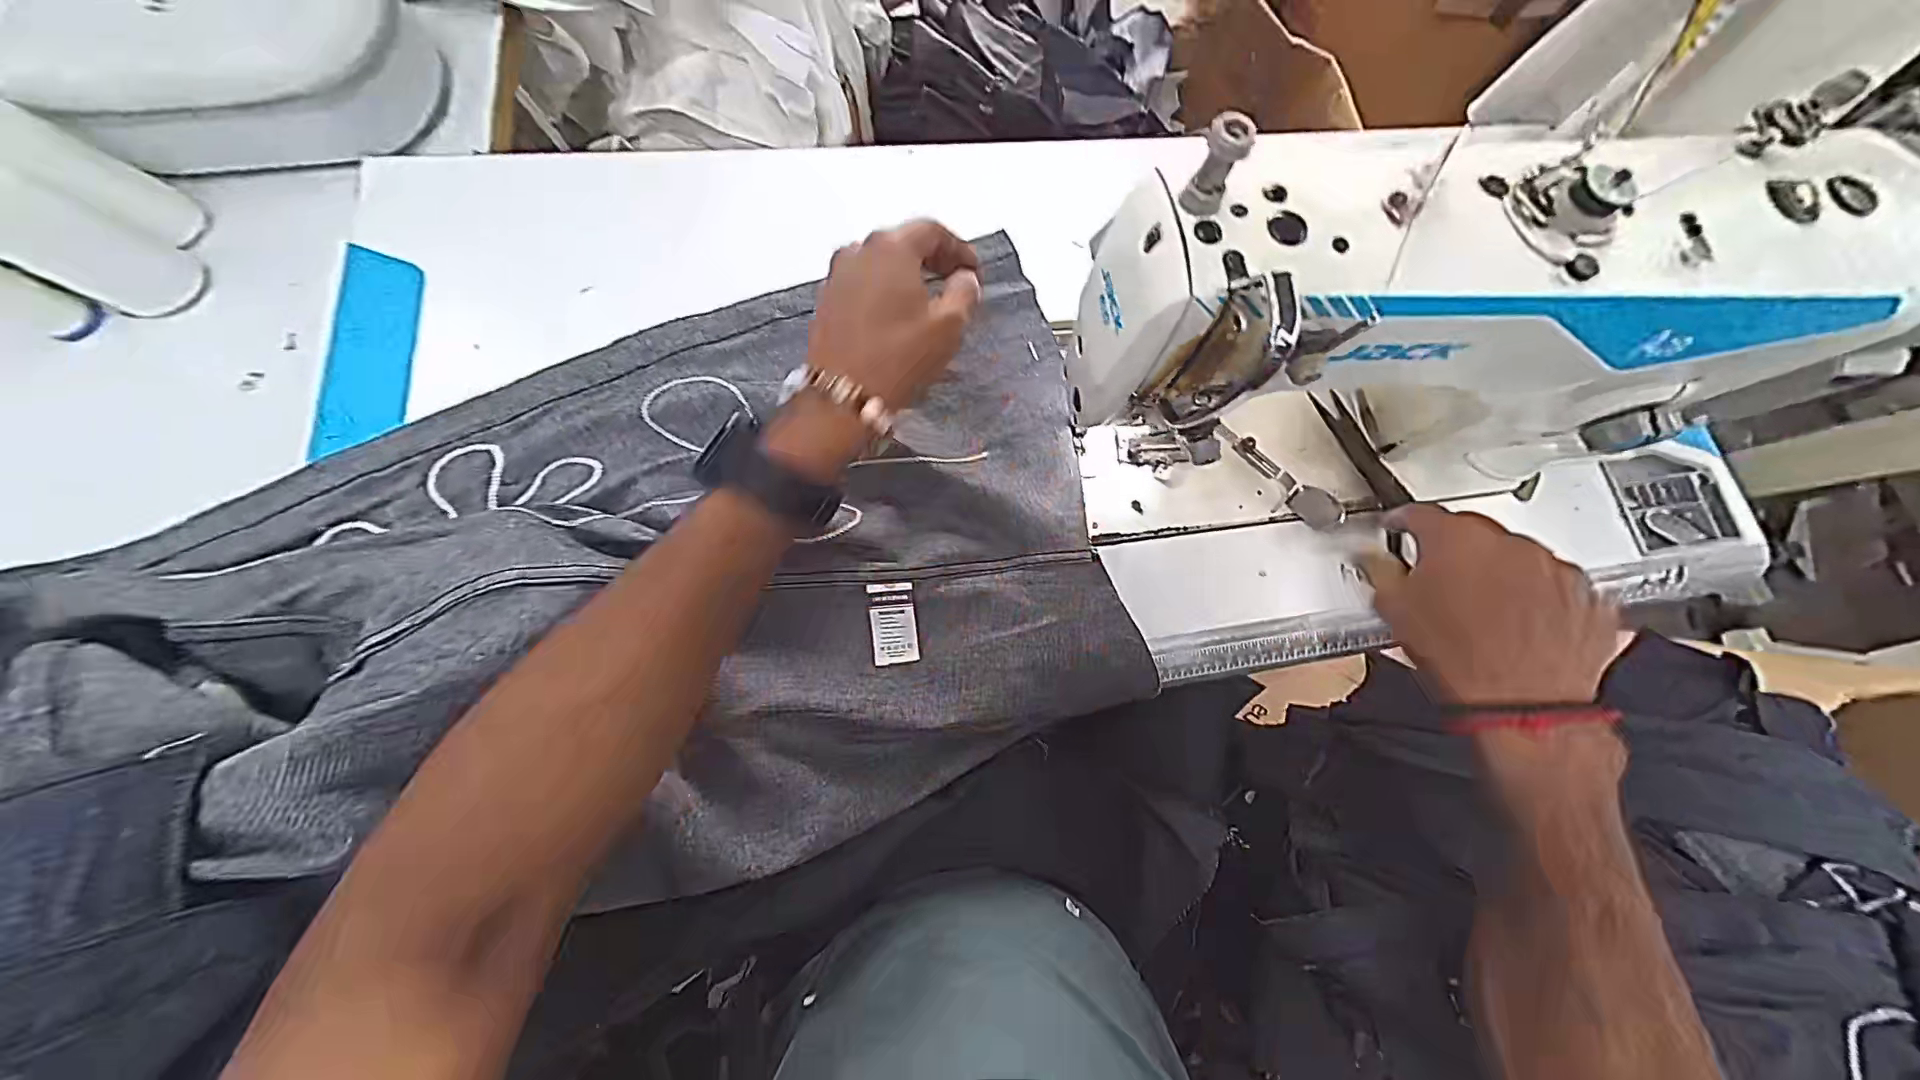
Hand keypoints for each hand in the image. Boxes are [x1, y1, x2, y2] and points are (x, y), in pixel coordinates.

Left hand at [764, 221, 982, 481]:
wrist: (843, 397)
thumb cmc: (898, 359)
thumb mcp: (948, 327)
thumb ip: (964, 293)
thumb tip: (965, 279)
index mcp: (891, 248)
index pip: (931, 231)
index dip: (959, 248)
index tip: (973, 270)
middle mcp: (859, 251)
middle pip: (902, 241)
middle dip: (932, 258)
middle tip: (954, 279)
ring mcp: (837, 275)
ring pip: (879, 262)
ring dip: (905, 274)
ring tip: (926, 298)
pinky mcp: (826, 301)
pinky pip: (862, 283)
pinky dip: (883, 289)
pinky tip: (896, 313)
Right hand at [1357, 506, 1622, 707]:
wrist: (1521, 703)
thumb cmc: (1461, 657)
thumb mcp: (1395, 610)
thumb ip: (1383, 573)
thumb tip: (1377, 561)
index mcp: (1457, 539)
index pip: (1420, 514)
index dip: (1403, 521)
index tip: (1398, 526)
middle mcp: (1510, 544)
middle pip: (1473, 534)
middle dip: (1455, 553)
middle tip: (1440, 582)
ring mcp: (1555, 568)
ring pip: (1517, 558)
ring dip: (1498, 574)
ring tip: (1481, 611)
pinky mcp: (1588, 596)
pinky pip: (1555, 585)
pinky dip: (1536, 597)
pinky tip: (1516, 622)